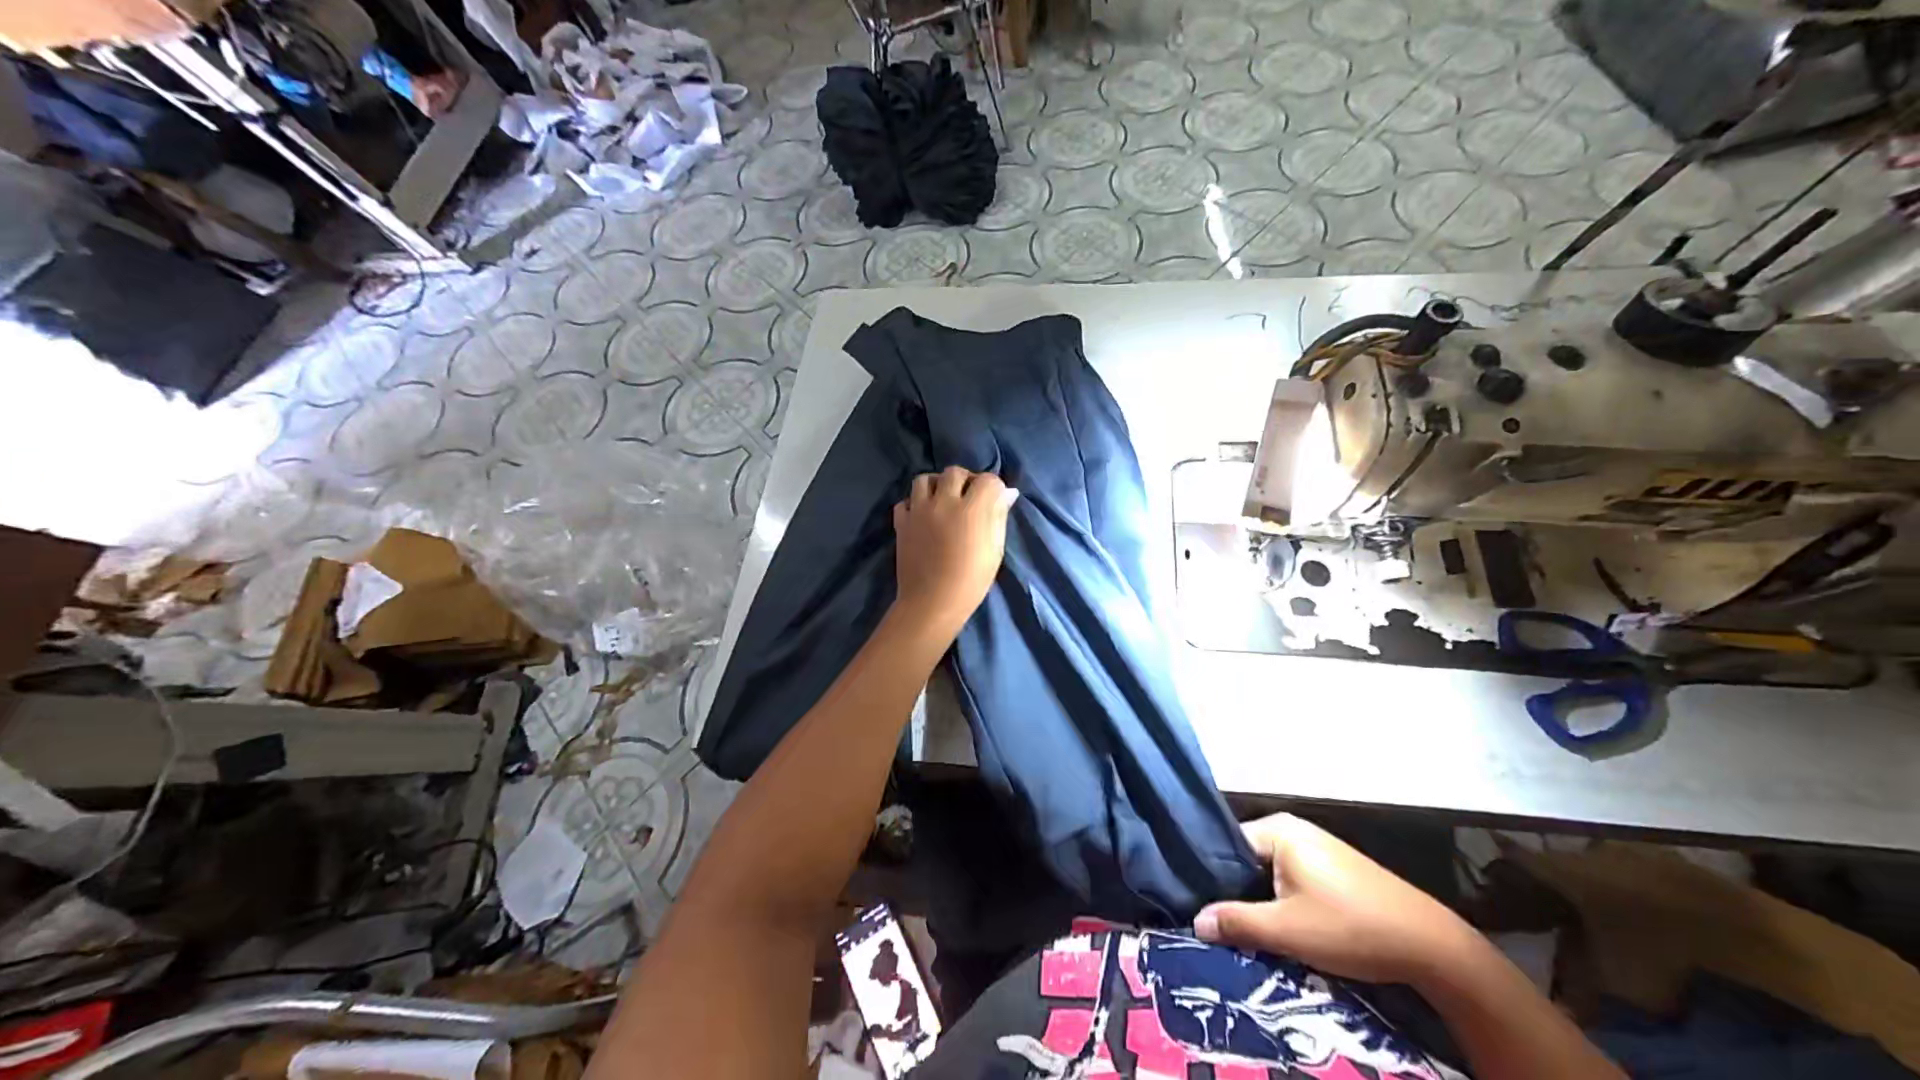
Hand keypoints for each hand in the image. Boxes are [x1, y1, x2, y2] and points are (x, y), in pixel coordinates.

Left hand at [892, 467, 1017, 636]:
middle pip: (954, 472)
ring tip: (942, 502)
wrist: (932, 602)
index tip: (994, 500)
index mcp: (972, 510)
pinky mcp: (901, 522)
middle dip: (965, 480)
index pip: (988, 480)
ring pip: (924, 479)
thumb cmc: (971, 581)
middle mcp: (944, 502)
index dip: (994, 488)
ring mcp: (919, 510)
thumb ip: (998, 516)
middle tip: (968, 499)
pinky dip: (914, 504)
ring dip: (936, 486)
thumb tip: (1007, 493)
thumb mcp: (995, 550)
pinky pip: (905, 501)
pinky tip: (922, 517)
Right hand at [1194, 813, 1478, 986]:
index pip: (1225, 844)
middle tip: (1216, 922)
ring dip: (1259, 900)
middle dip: (1234, 890)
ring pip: (1269, 872)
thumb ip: (1236, 922)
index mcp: (1278, 830)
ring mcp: (1317, 848)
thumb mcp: (1286, 930)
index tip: (1193, 903)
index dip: (1208, 875)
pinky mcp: (1334, 869)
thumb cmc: (1350, 928)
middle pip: (1247, 858)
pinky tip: (1279, 926)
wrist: (1431, 947)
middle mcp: (1295, 830)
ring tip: (1242, 929)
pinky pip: (1291, 879)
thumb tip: (1195, 921)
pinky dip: (1282, 900)